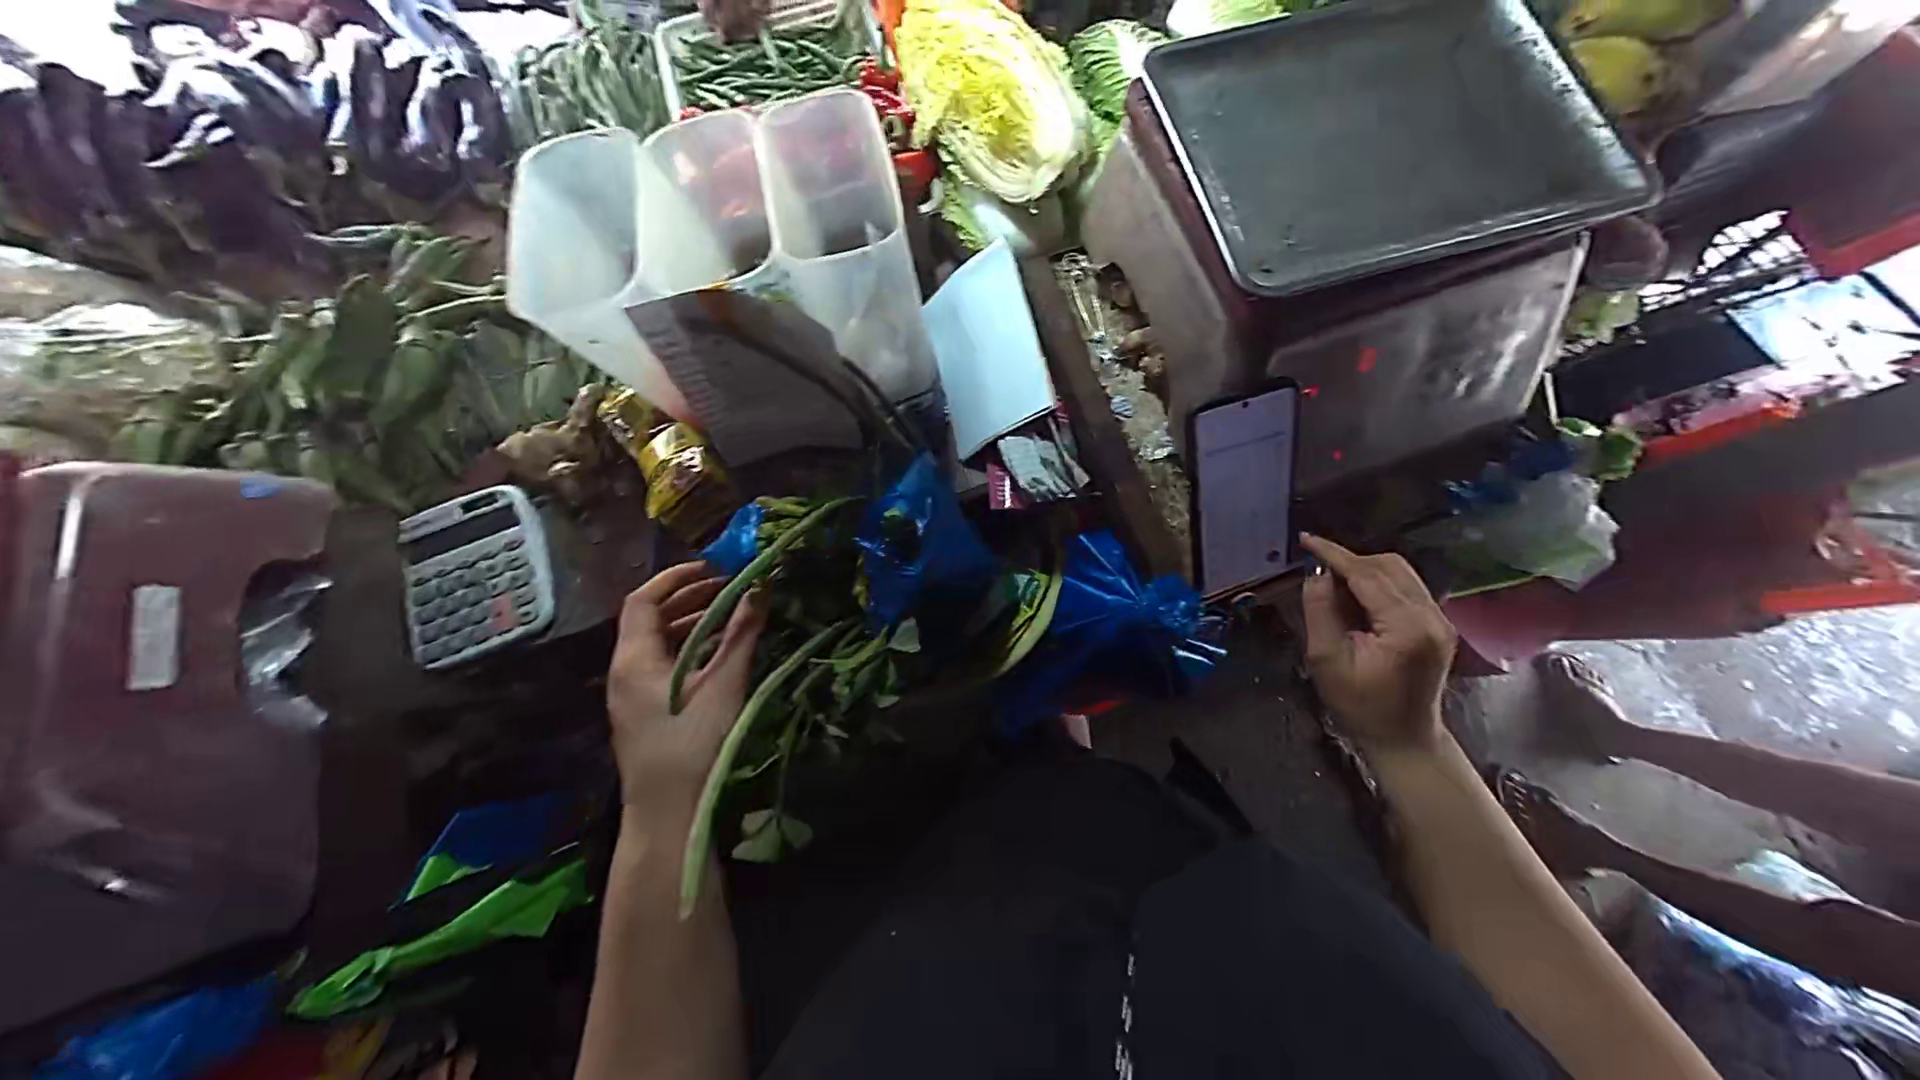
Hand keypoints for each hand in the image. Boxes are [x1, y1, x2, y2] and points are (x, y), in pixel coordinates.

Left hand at [607, 562, 764, 808]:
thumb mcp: (724, 684)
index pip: (644, 600)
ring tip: (728, 616)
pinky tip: (717, 655)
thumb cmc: (693, 743)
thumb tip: (760, 589)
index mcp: (635, 658)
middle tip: (728, 590)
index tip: (713, 569)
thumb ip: (742, 634)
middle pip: (649, 620)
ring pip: (657, 644)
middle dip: (688, 598)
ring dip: (690, 624)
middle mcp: (625, 671)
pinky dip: (688, 649)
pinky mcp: (643, 713)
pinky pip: (662, 665)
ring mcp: (631, 695)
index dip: (676, 578)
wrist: (668, 813)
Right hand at [1299, 534, 1456, 753]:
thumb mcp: (1326, 659)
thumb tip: (1315, 574)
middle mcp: (1431, 616)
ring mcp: (1439, 619)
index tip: (1305, 541)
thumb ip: (1320, 611)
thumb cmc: (1360, 705)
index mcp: (1407, 626)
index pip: (1367, 575)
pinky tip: (1354, 595)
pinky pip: (1405, 587)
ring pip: (1399, 572)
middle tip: (1315, 568)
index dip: (1334, 554)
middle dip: (1349, 560)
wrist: (1403, 737)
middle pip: (1388, 566)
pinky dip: (1376, 582)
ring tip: (1331, 582)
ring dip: (1363, 570)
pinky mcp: (1436, 624)